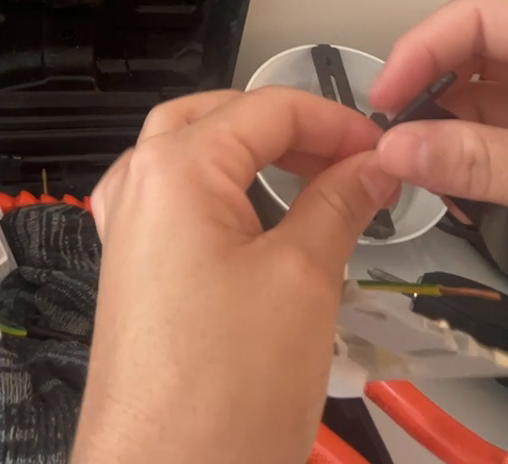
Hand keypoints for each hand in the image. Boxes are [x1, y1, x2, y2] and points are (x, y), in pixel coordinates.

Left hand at [74, 87, 398, 463]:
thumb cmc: (215, 400)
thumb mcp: (303, 281)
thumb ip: (340, 204)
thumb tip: (370, 167)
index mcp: (173, 169)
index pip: (266, 108)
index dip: (334, 121)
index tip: (378, 148)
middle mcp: (139, 185)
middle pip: (224, 118)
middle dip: (292, 130)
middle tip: (349, 158)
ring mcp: (129, 225)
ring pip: (197, 153)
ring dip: (258, 156)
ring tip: (316, 183)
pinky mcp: (134, 264)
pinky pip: (181, 198)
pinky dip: (227, 190)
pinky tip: (261, 218)